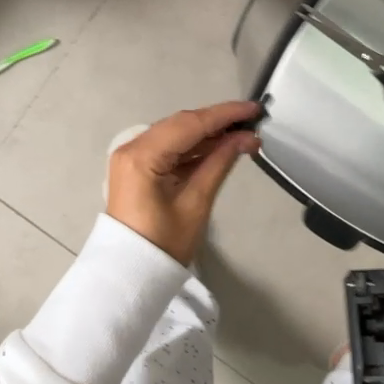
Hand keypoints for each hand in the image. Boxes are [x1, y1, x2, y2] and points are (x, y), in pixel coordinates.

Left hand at [106, 100, 261, 264]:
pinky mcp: (137, 167)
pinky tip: (218, 147)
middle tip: (251, 123)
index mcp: (142, 155)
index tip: (253, 109)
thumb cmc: (163, 244)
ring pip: (176, 134)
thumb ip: (219, 163)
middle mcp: (132, 147)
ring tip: (241, 136)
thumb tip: (244, 138)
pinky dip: (193, 147)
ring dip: (207, 134)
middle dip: (217, 122)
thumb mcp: (195, 203)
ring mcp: (132, 156)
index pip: (189, 124)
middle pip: (181, 124)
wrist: (130, 275)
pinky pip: (168, 148)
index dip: (223, 114)